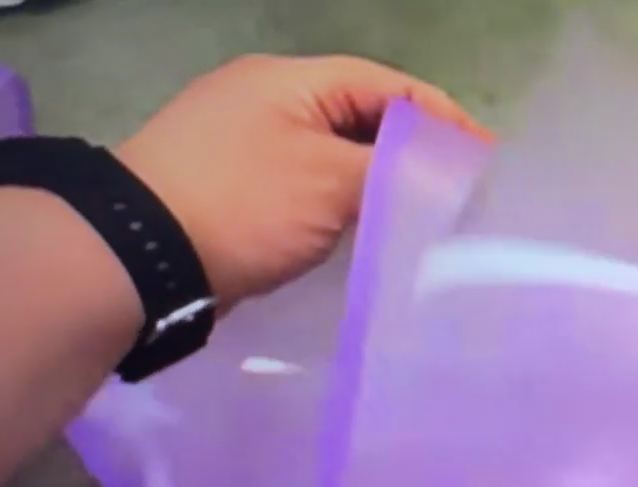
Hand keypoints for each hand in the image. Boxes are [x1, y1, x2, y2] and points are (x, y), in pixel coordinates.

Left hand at [115, 54, 489, 309]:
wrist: (149, 253)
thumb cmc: (244, 202)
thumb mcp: (329, 178)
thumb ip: (397, 172)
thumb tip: (449, 177)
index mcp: (293, 83)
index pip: (387, 85)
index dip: (443, 116)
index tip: (488, 155)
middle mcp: (279, 104)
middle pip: (371, 118)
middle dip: (424, 151)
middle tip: (471, 189)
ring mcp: (266, 148)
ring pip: (351, 156)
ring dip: (396, 180)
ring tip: (442, 212)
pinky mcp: (261, 191)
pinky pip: (329, 186)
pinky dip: (365, 203)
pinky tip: (391, 228)